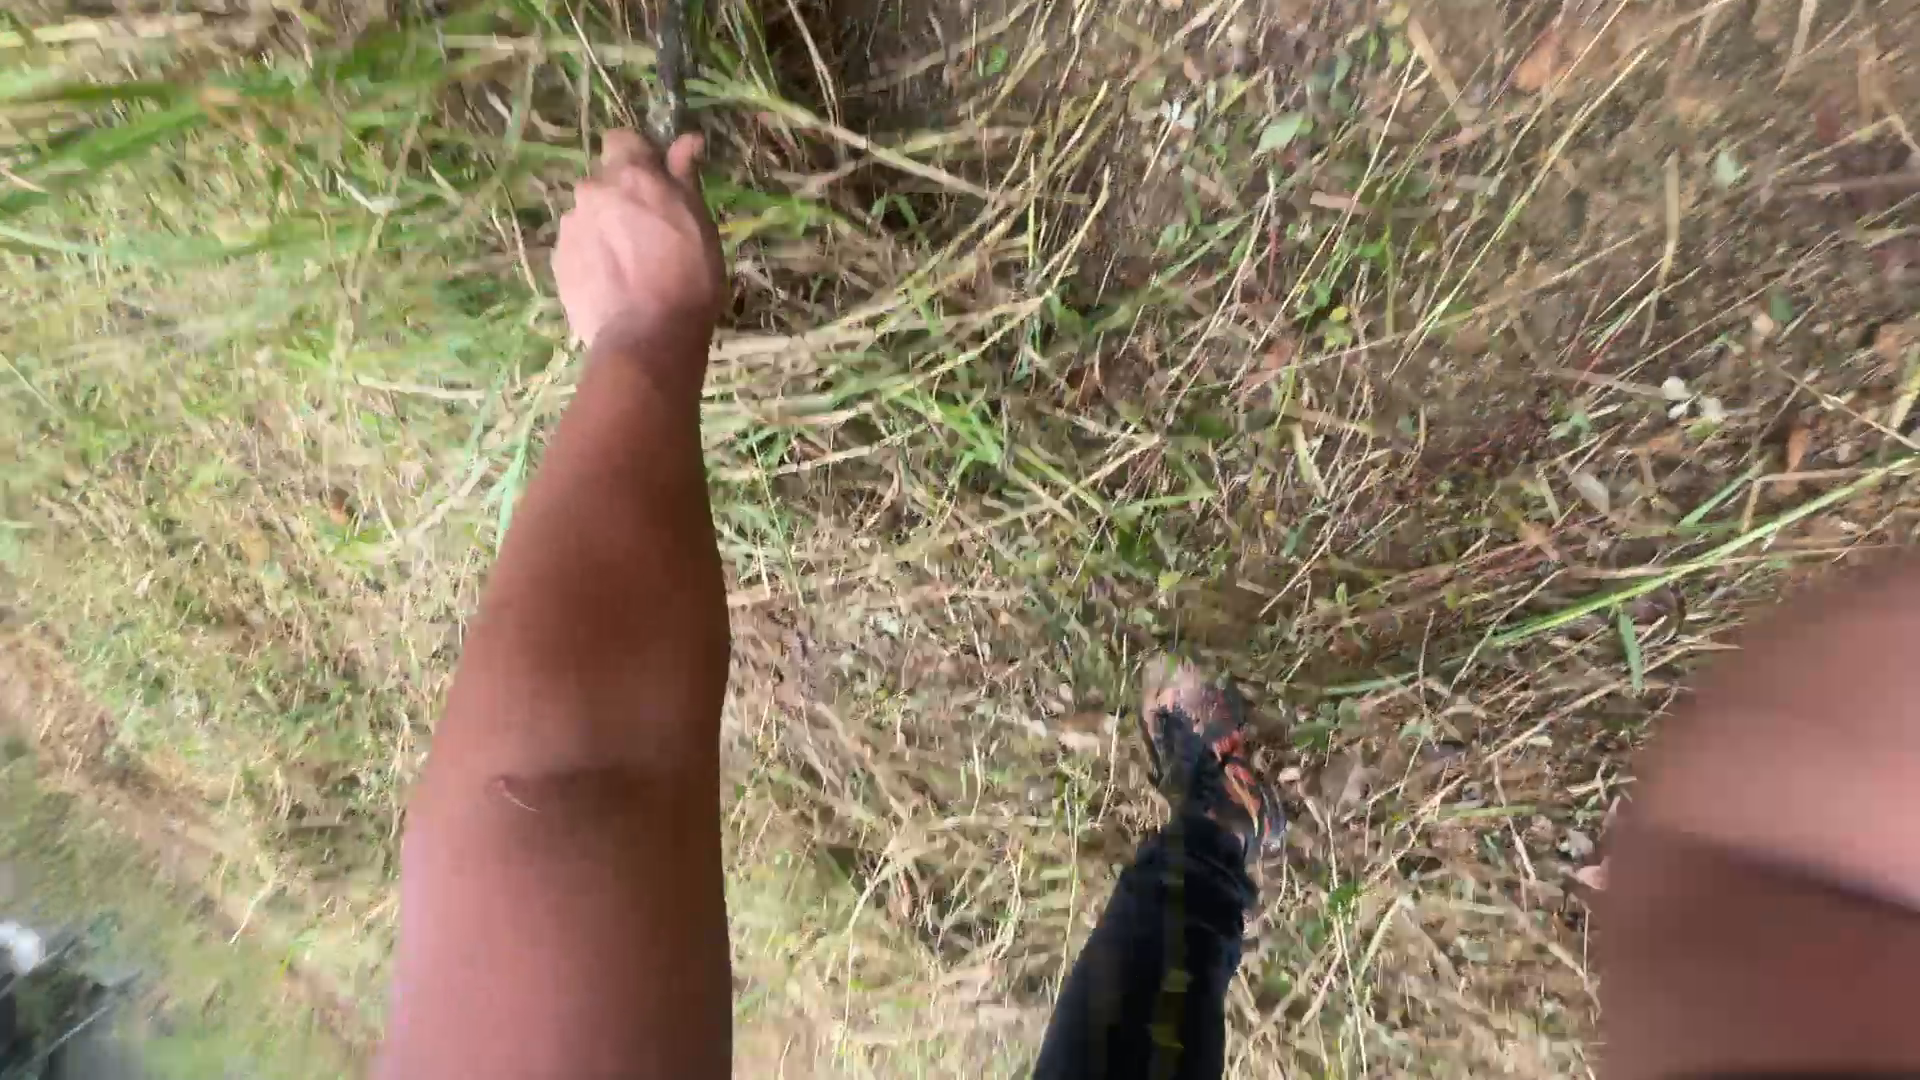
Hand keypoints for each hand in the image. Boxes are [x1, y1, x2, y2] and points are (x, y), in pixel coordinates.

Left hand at [553, 129, 725, 348]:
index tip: (658, 185)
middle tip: (651, 237)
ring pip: (590, 217)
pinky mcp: (560, 262)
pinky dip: (596, 261)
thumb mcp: (700, 227)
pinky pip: (580, 250)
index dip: (640, 159)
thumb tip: (687, 140)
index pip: (624, 140)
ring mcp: (571, 227)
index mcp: (631, 175)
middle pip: (605, 183)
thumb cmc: (690, 280)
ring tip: (633, 270)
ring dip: (608, 232)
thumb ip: (685, 180)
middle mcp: (592, 191)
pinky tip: (617, 288)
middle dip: (623, 200)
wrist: (649, 338)